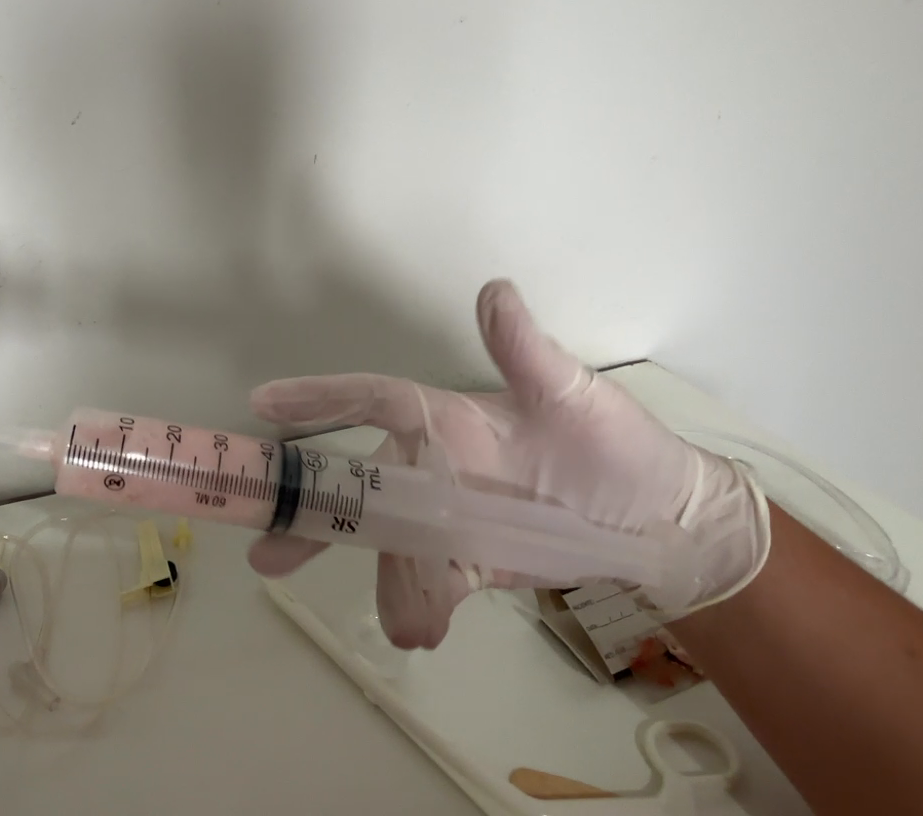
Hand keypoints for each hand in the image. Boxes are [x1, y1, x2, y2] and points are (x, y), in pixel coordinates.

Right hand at [247, 279, 767, 648]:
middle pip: (359, 487)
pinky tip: (420, 632)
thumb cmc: (612, 442)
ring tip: (402, 622)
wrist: (660, 518)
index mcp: (444, 418)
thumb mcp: (570, 392)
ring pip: (392, 545)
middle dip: (311, 516)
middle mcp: (432, 467)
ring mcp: (448, 519)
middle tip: (266, 552)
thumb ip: (525, 350)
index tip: (262, 403)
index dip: (317, 399)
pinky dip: (420, 607)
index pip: (370, 400)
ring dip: (383, 579)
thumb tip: (495, 290)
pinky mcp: (471, 561)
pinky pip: (432, 583)